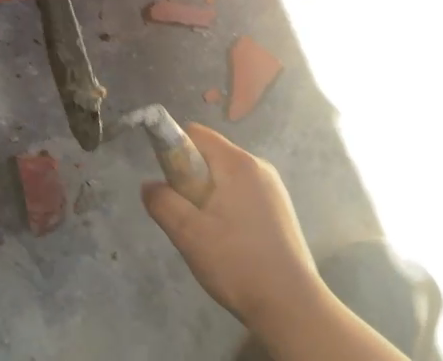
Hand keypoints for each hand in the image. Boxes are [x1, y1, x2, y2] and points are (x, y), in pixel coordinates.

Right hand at [143, 124, 324, 339]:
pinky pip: (243, 194)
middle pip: (211, 156)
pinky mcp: (281, 211)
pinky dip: (228, 208)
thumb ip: (162, 202)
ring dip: (209, 196)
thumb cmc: (237, 263)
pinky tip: (230, 242)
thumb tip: (150, 186)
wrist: (292, 308)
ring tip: (209, 235)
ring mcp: (274, 189)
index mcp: (238, 163)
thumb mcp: (187, 233)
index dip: (173, 151)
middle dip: (191, 179)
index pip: (195, 134)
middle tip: (188, 217)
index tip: (170, 185)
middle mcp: (259, 167)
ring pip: (226, 178)